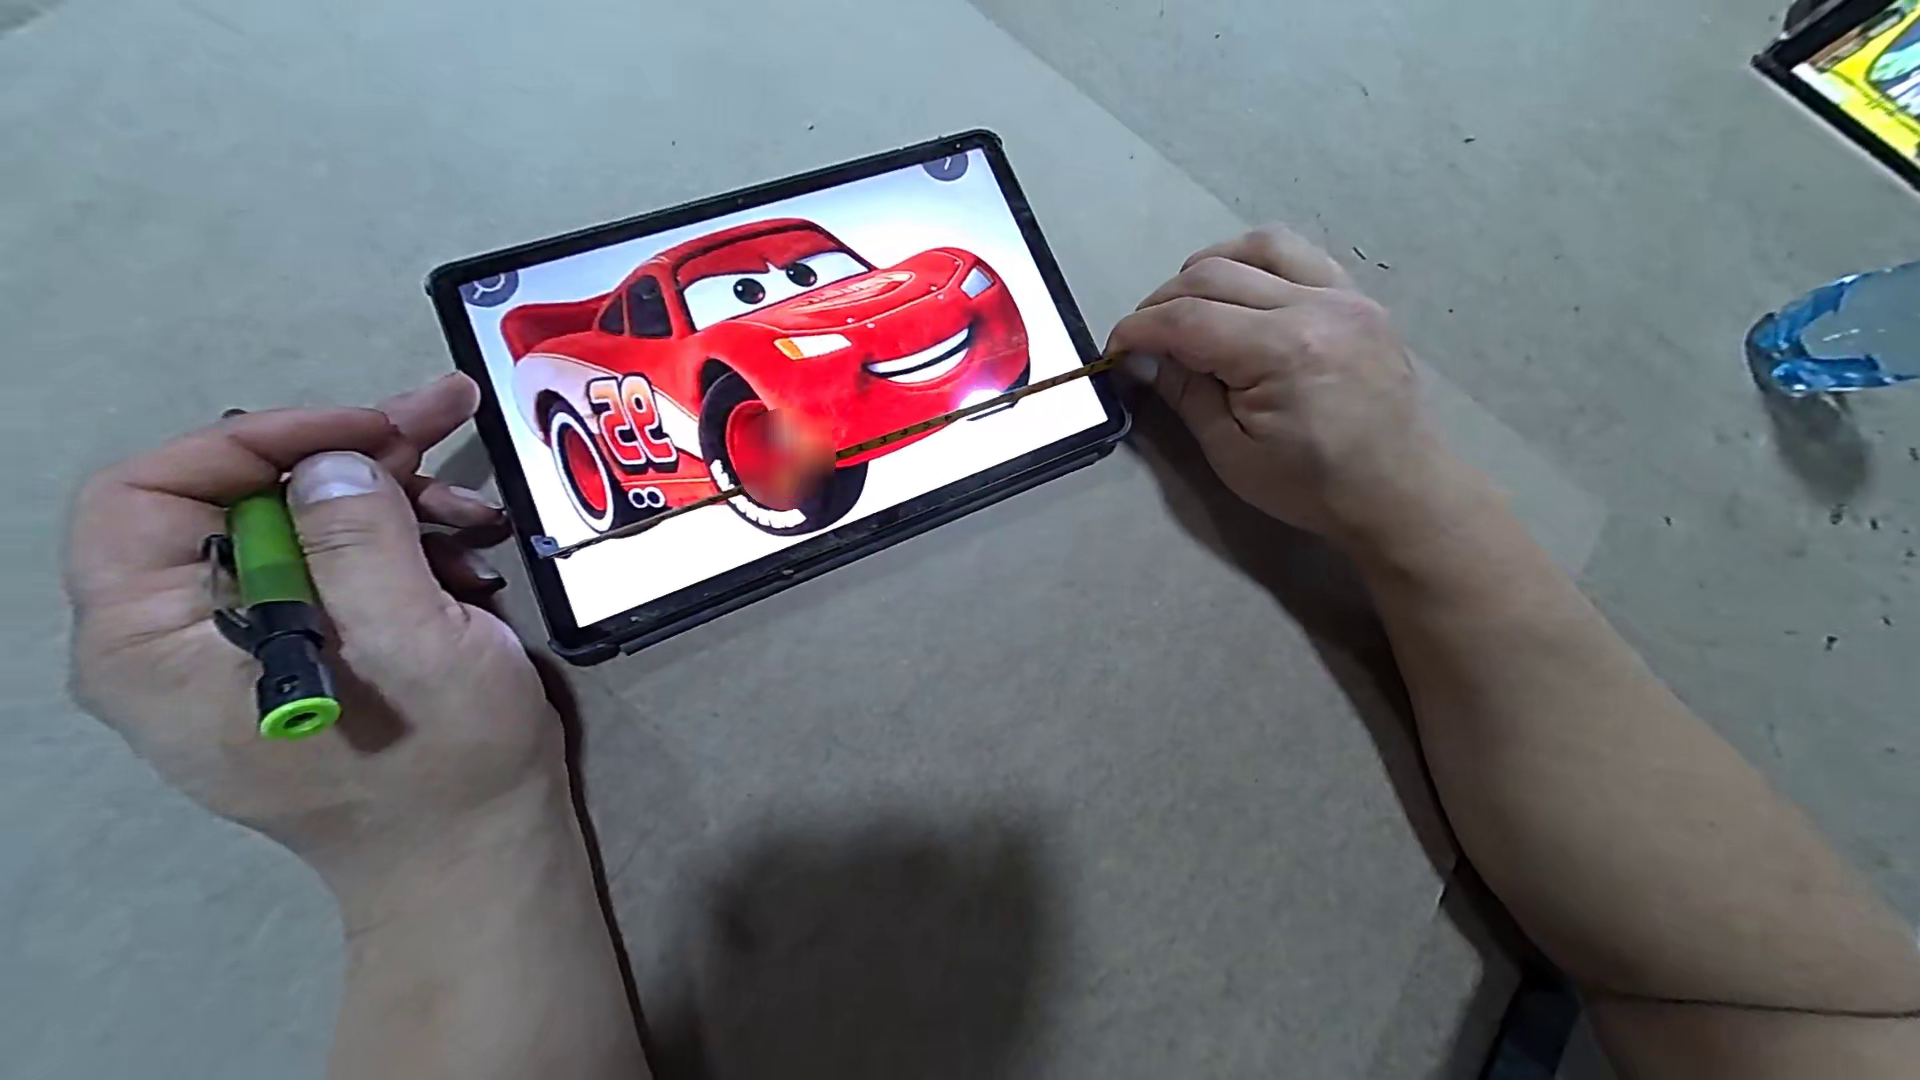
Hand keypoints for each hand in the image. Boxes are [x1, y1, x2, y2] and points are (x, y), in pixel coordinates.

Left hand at [65, 374, 563, 904]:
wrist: (481, 839)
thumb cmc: (442, 758)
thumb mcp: (413, 646)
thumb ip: (361, 548)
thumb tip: (334, 462)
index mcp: (165, 643)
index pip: (153, 496)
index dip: (262, 442)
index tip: (372, 425)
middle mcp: (197, 635)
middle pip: (251, 503)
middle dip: (357, 460)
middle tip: (448, 418)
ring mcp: (271, 641)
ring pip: (315, 529)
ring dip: (403, 506)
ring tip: (484, 521)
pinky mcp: (335, 645)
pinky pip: (357, 568)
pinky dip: (418, 547)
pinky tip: (475, 562)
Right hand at [1107, 226, 1471, 549]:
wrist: (1397, 490)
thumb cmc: (1310, 485)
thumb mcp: (1230, 452)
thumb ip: (1184, 393)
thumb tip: (1138, 358)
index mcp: (1282, 351)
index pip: (1187, 319)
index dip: (1138, 329)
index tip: (1113, 350)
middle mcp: (1315, 306)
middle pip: (1213, 276)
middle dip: (1160, 303)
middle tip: (1141, 341)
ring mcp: (1343, 294)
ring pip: (1256, 247)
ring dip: (1205, 270)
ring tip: (1183, 307)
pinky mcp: (1357, 297)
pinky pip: (1297, 255)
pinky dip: (1252, 263)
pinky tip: (1236, 292)